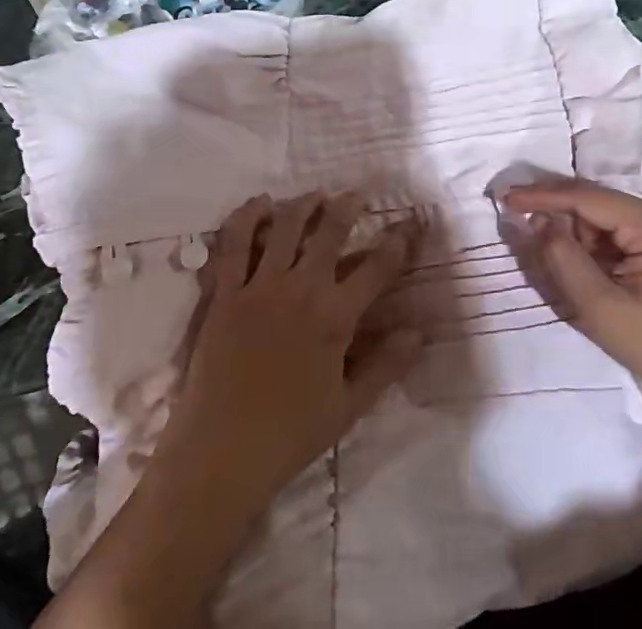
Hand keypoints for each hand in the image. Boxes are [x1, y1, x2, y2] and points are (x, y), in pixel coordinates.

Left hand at [155, 193, 422, 516]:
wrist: (223, 447)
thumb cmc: (291, 432)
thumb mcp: (349, 406)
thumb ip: (385, 365)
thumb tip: (417, 332)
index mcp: (334, 318)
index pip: (375, 270)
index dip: (396, 245)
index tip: (406, 227)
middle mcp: (299, 290)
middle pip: (328, 233)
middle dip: (347, 207)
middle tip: (356, 195)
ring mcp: (257, 286)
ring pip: (283, 228)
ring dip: (302, 205)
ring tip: (314, 195)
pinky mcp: (223, 291)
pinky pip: (233, 243)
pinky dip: (246, 217)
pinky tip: (259, 204)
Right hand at [504, 179, 641, 418]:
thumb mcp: (599, 306)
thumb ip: (561, 257)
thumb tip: (534, 220)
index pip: (587, 197)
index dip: (541, 196)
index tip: (504, 198)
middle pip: (595, 202)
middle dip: (560, 218)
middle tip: (526, 236)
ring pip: (603, 216)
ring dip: (578, 236)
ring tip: (577, 276)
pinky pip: (617, 230)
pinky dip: (594, 246)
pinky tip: (592, 272)